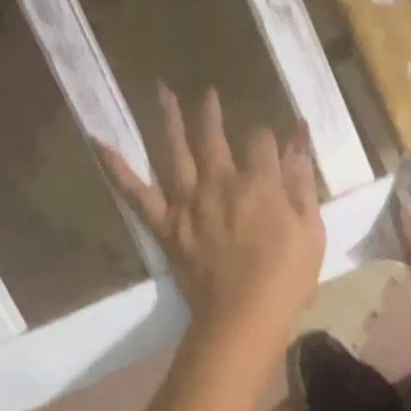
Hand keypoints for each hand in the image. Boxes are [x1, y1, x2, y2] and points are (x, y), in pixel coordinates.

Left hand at [97, 85, 324, 352]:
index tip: (272, 147)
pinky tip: (99, 142)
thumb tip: (297, 137)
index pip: (261, 142)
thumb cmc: (287, 279)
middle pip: (212, 136)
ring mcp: (188, 203)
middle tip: (208, 93)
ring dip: (168, 119)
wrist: (243, 318)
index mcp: (259, 183)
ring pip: (174, 152)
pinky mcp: (166, 226)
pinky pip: (137, 193)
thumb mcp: (311, 231)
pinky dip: (117, 168)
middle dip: (211, 113)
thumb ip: (301, 182)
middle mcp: (220, 183)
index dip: (267, 141)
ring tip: (162, 92)